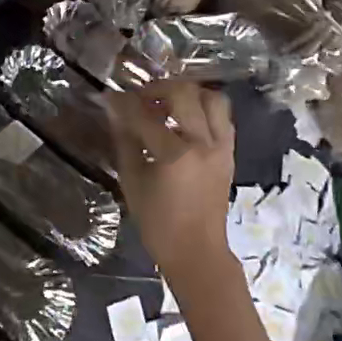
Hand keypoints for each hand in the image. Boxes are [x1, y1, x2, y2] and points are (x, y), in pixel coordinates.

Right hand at [104, 81, 235, 275]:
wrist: (197, 252)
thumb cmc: (159, 224)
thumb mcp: (133, 183)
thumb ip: (125, 142)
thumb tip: (115, 112)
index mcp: (175, 154)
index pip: (145, 115)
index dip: (124, 103)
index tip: (111, 97)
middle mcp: (203, 143)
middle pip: (184, 93)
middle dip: (158, 88)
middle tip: (141, 99)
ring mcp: (221, 146)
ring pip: (211, 98)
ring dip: (187, 94)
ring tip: (168, 104)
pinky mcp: (230, 152)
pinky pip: (222, 116)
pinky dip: (204, 109)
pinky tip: (186, 120)